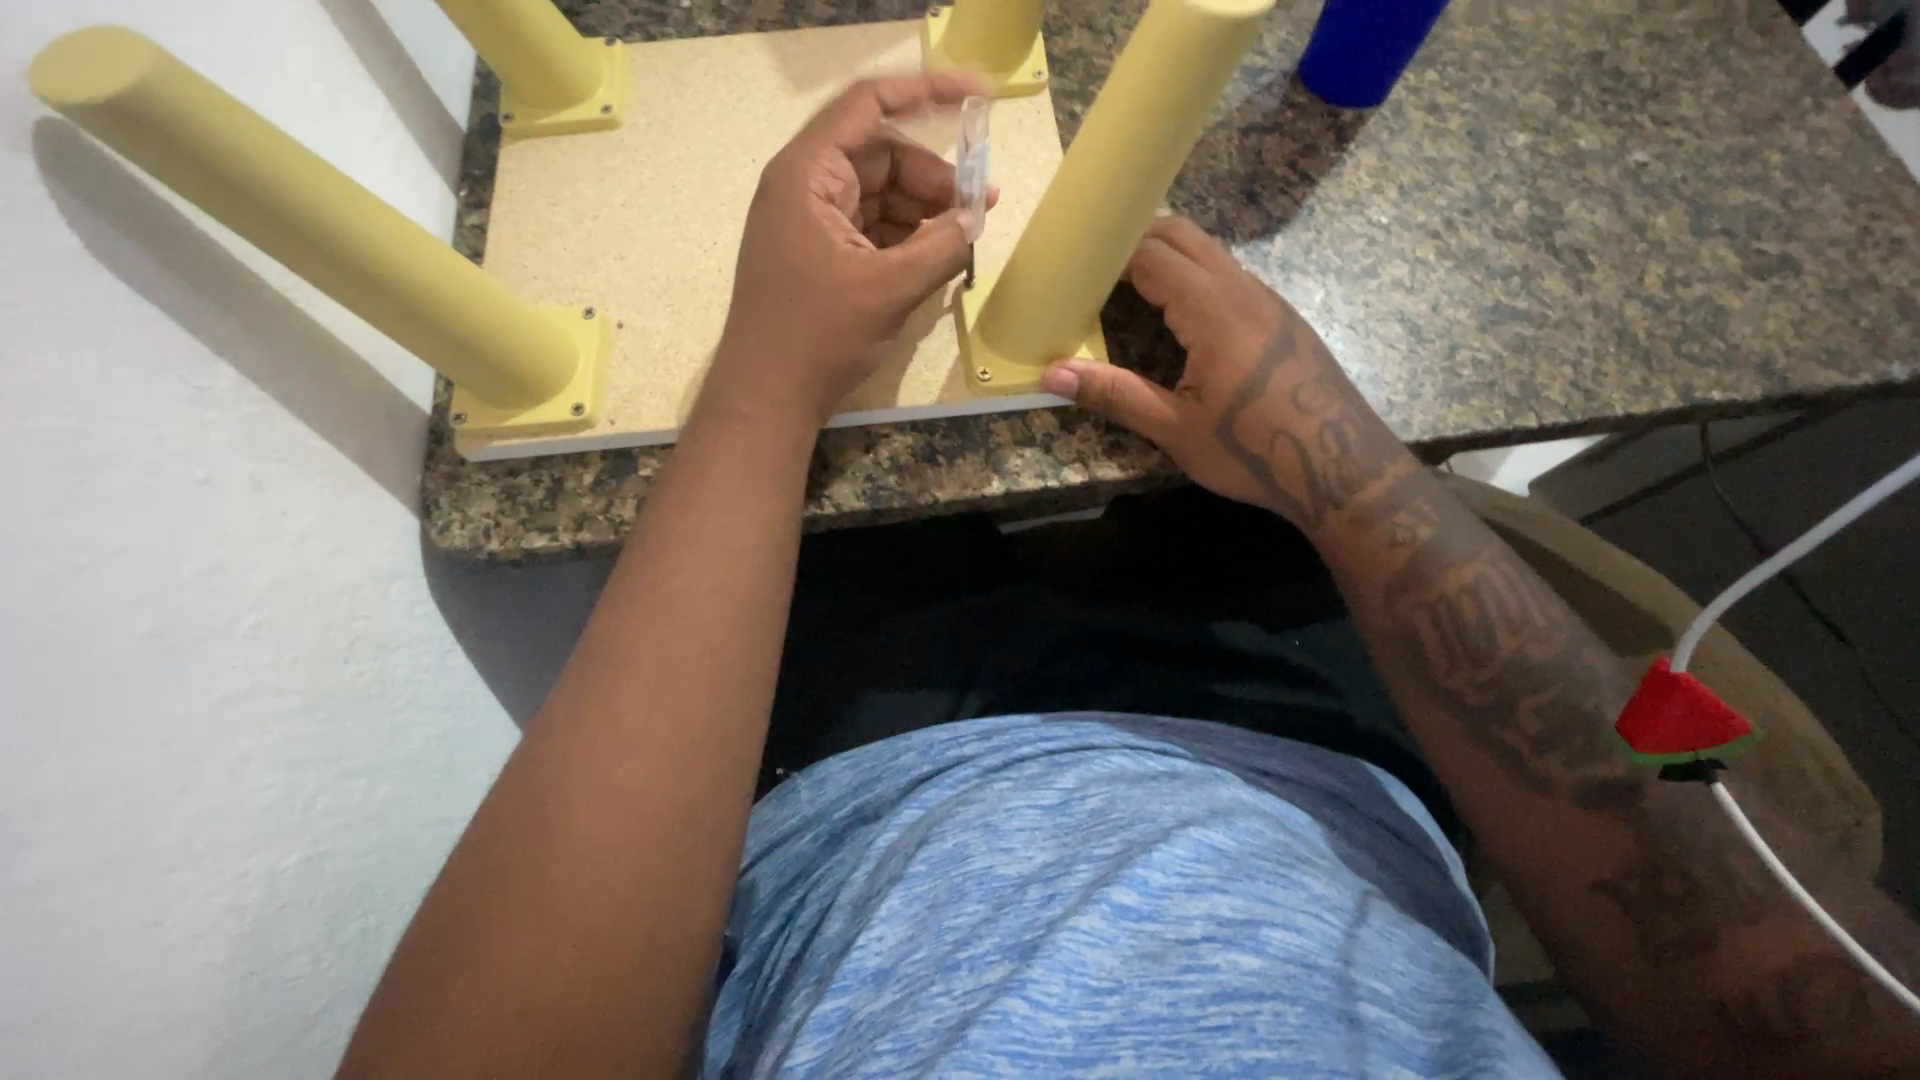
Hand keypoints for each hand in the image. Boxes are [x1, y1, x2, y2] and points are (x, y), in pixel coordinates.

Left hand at [703, 73, 993, 427]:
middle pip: (882, 156)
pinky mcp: (821, 257)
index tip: (979, 97)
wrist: (766, 398)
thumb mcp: (888, 290)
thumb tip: (975, 218)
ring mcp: (812, 223)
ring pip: (881, 197)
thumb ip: (940, 246)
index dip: (927, 93)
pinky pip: (872, 231)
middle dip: (934, 179)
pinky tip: (937, 258)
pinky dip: (906, 240)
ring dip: (924, 212)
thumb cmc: (816, 337)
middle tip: (979, 209)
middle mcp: (806, 187)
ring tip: (964, 239)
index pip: (870, 107)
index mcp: (808, 175)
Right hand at [1039, 216, 1415, 533]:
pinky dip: (1194, 279)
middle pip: (1183, 236)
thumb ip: (1113, 393)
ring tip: (1127, 291)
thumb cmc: (1253, 450)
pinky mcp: (1282, 319)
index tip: (1074, 267)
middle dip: (1135, 241)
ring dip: (1167, 258)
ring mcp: (1269, 301)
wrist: (1342, 468)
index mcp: (1213, 309)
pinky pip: (1230, 277)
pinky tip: (1179, 321)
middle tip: (1095, 271)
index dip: (1109, 254)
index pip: (1152, 255)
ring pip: (1210, 254)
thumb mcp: (1175, 428)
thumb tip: (1052, 374)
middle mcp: (1243, 289)